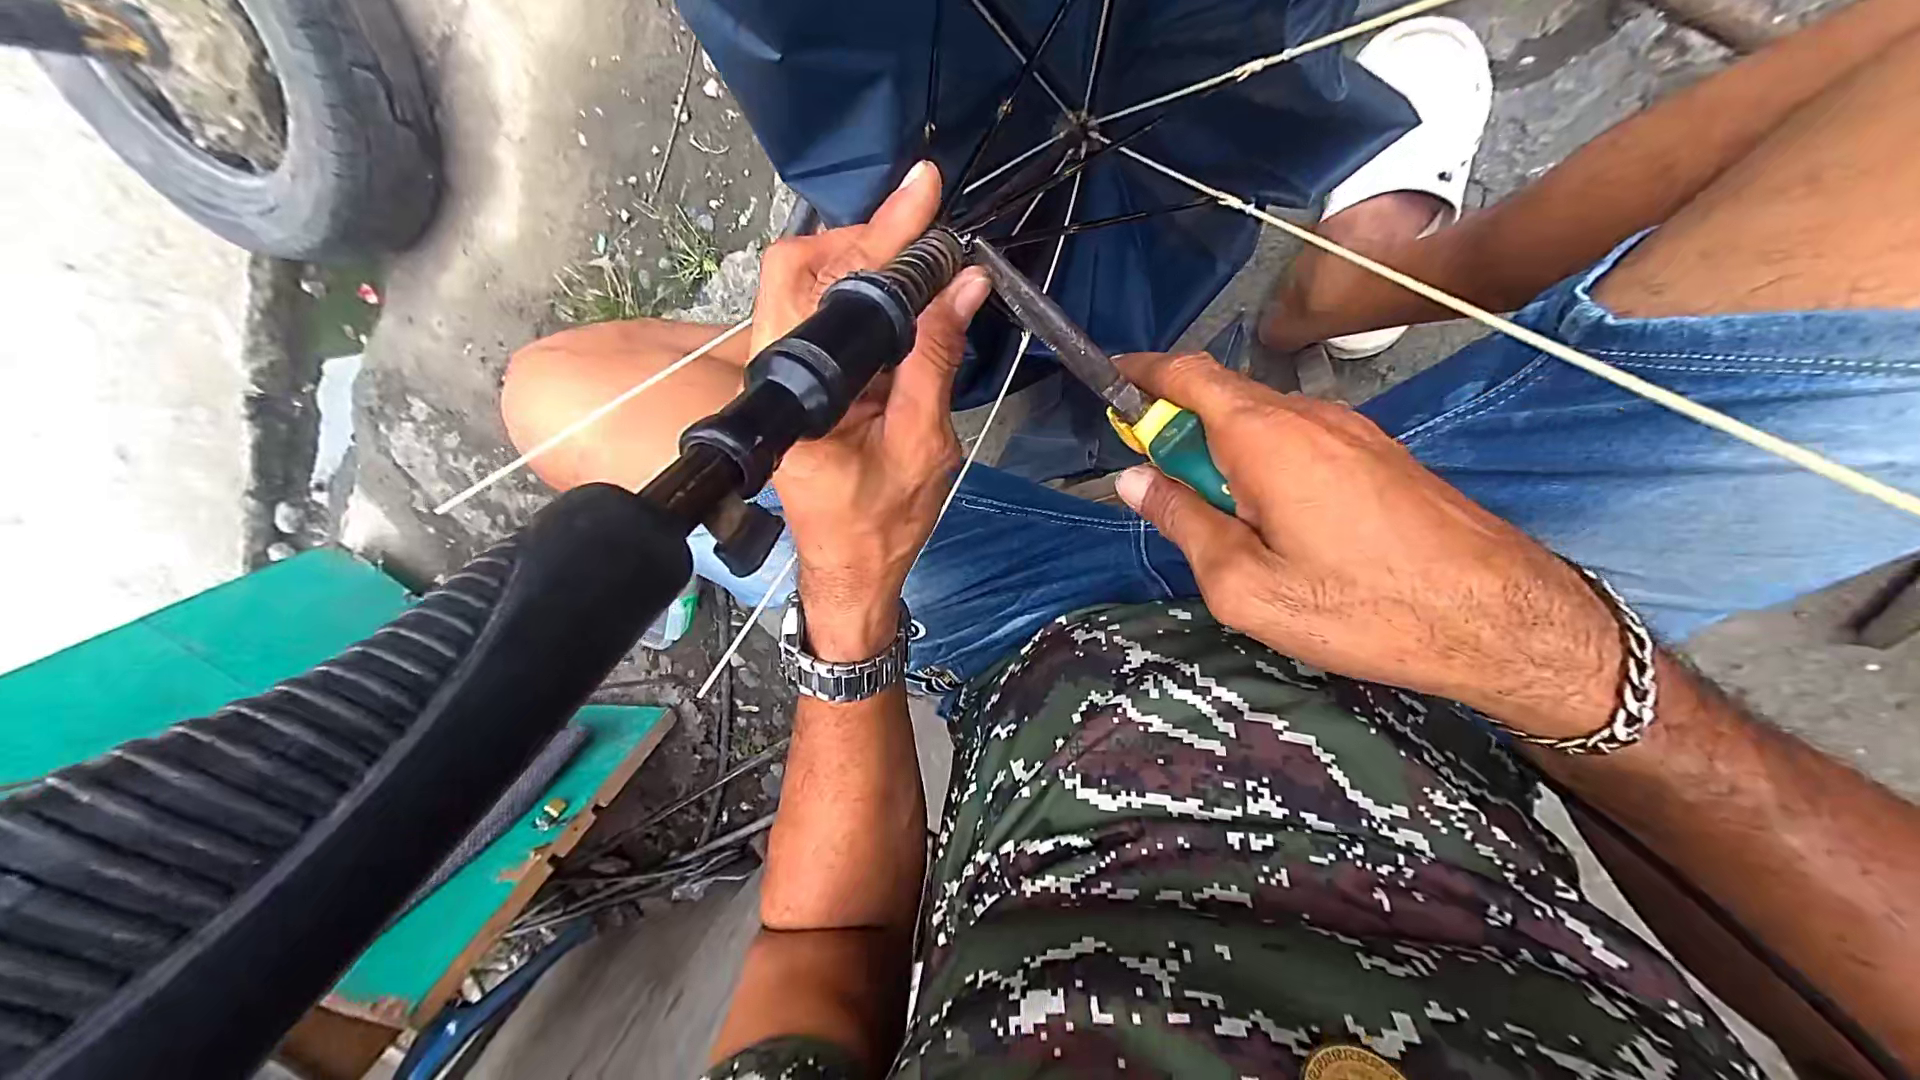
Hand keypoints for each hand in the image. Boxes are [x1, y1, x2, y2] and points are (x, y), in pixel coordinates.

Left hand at [759, 162, 991, 660]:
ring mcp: (792, 377)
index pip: (816, 286)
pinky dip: (876, 299)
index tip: (921, 202)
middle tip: (928, 222)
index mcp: (796, 394)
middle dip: (871, 240)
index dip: (872, 239)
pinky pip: (837, 323)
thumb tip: (962, 287)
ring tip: (928, 252)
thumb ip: (935, 360)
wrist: (853, 569)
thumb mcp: (921, 444)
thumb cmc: (882, 524)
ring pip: (818, 291)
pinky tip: (912, 290)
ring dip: (873, 265)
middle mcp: (778, 373)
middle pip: (805, 272)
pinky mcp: (813, 384)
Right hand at [1112, 351, 1624, 738]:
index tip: (1112, 380)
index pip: (1188, 376)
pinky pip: (1295, 438)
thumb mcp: (1243, 583)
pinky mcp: (1376, 452)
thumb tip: (1134, 480)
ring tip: (1220, 518)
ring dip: (1219, 449)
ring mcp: (1349, 430)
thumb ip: (1182, 522)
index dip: (1143, 372)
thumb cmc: (1359, 608)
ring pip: (1259, 420)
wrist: (1504, 621)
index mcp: (1265, 438)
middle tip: (1163, 485)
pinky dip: (1258, 460)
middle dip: (1177, 426)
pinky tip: (1269, 519)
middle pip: (1221, 396)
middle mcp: (1308, 416)